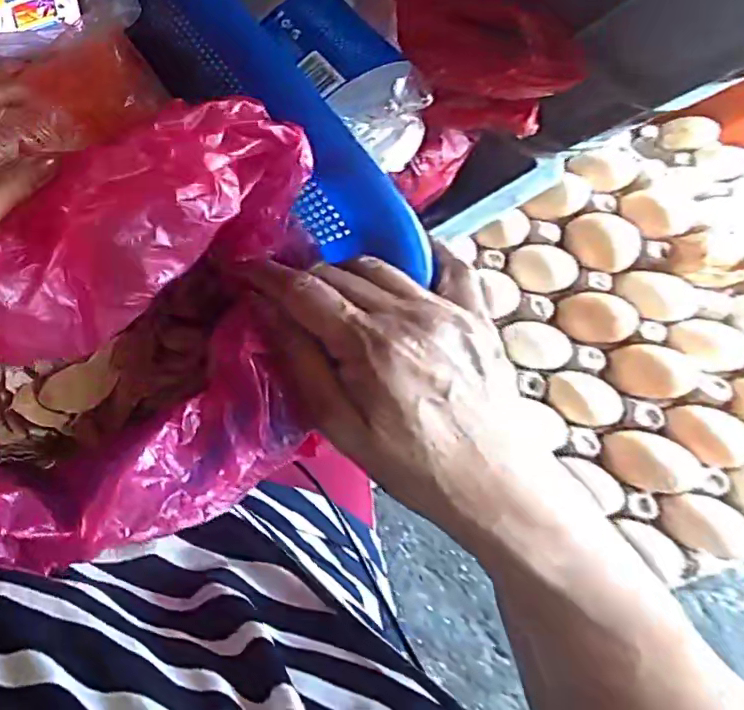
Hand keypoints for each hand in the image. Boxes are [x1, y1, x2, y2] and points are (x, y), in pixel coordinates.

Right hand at [246, 247, 572, 550]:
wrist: (502, 492)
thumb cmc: (412, 465)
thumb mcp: (337, 423)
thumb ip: (297, 359)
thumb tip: (262, 308)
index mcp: (369, 345)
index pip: (302, 289)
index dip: (264, 273)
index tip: (241, 268)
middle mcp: (408, 316)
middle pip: (334, 272)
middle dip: (298, 278)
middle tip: (281, 296)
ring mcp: (448, 312)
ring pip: (375, 265)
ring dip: (342, 272)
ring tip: (331, 296)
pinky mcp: (477, 317)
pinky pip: (451, 265)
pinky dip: (423, 252)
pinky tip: (403, 255)